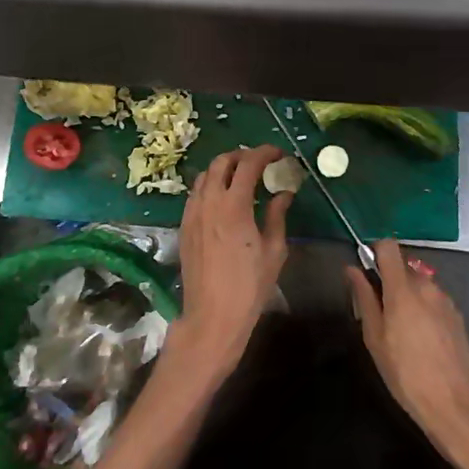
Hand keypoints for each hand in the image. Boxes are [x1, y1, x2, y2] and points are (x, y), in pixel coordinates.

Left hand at [173, 146, 292, 362]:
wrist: (212, 315)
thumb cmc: (250, 286)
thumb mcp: (274, 251)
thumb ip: (277, 216)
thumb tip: (284, 194)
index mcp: (234, 205)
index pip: (248, 164)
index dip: (264, 153)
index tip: (278, 154)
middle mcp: (209, 202)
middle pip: (221, 162)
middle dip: (241, 156)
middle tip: (259, 162)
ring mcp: (192, 213)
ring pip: (204, 176)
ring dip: (223, 169)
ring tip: (241, 177)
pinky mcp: (184, 226)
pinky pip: (195, 194)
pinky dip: (210, 186)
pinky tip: (223, 199)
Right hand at [348, 240, 468, 454]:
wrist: (455, 403)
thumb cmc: (406, 373)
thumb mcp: (375, 338)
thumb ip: (364, 298)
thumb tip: (352, 269)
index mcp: (403, 288)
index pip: (389, 246)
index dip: (375, 251)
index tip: (367, 269)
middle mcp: (427, 286)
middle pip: (403, 267)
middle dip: (389, 281)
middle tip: (379, 312)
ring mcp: (445, 300)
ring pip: (419, 284)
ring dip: (407, 296)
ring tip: (401, 330)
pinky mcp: (457, 315)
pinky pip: (433, 300)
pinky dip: (423, 308)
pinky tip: (421, 339)